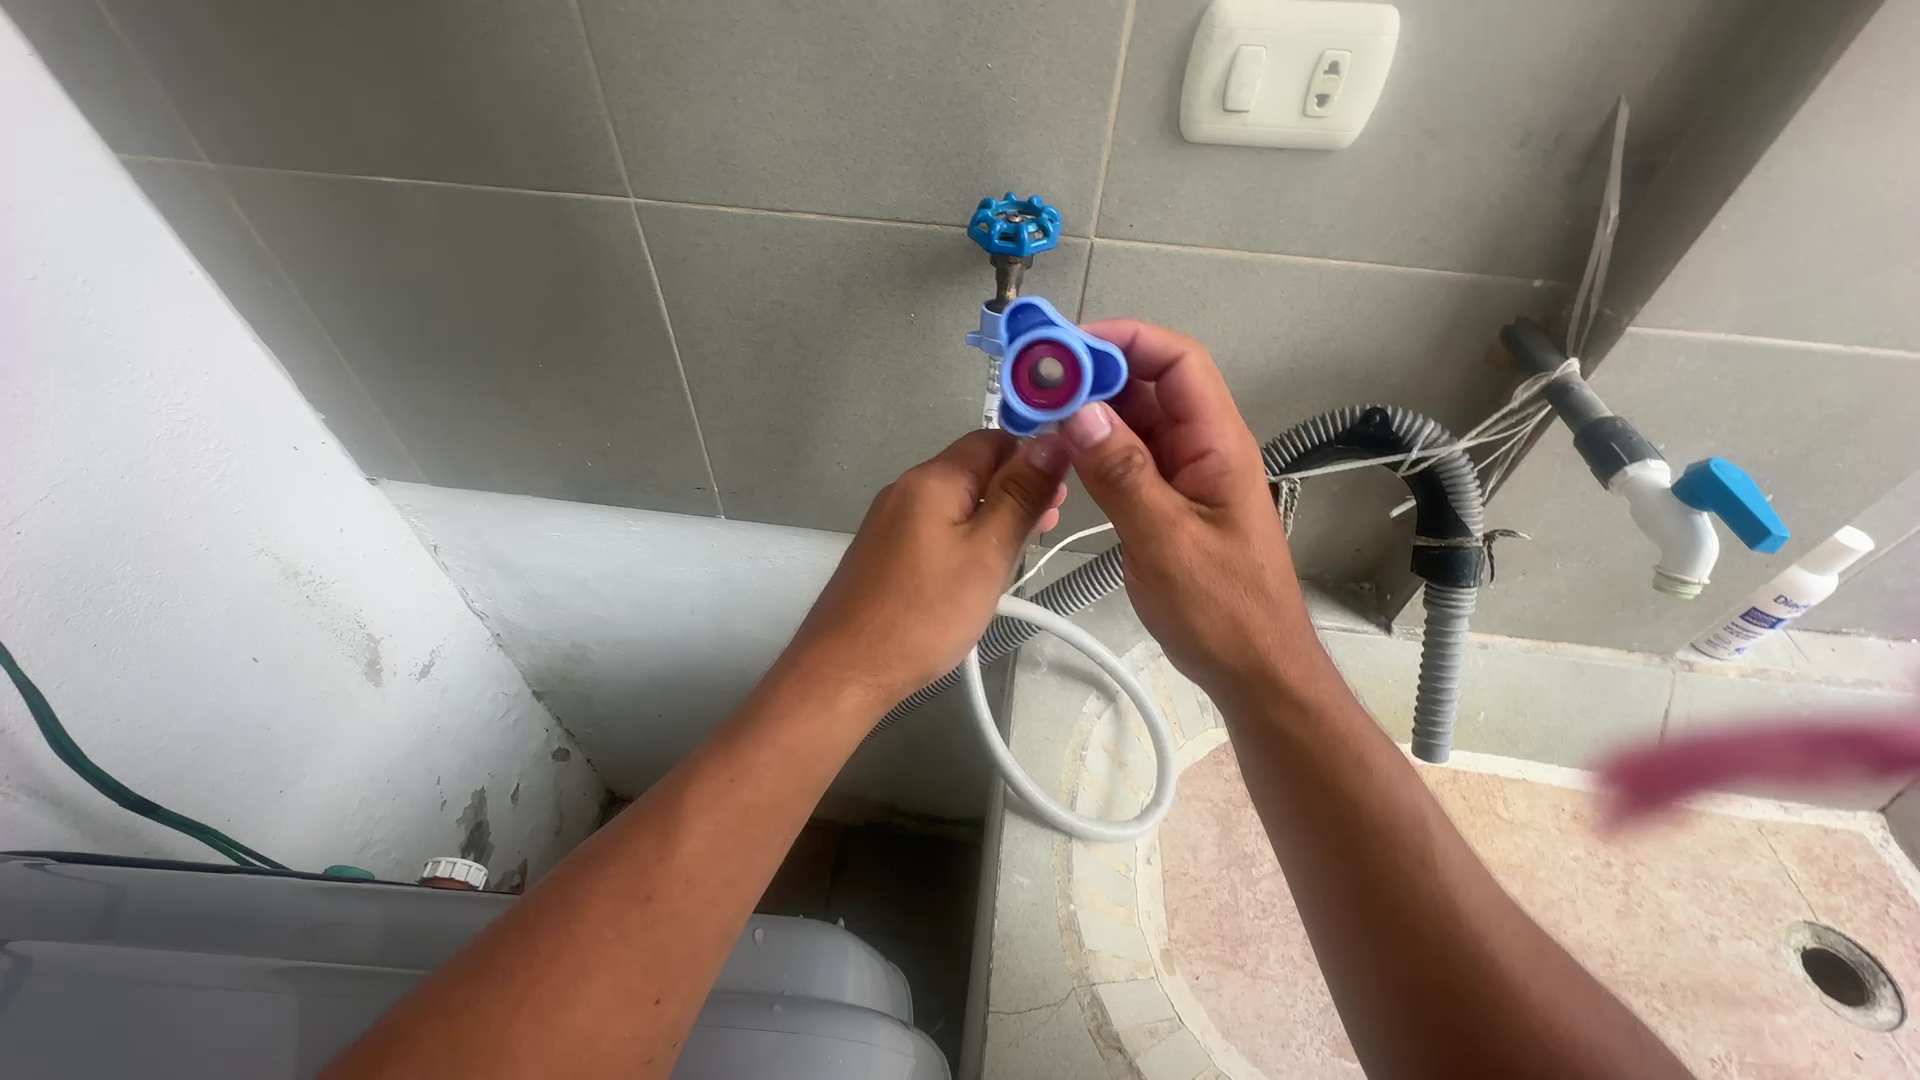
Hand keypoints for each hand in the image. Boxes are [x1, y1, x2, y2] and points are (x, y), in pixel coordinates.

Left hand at [786, 430, 1070, 707]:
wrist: (847, 669)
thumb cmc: (926, 613)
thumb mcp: (988, 553)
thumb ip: (1021, 495)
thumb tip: (1053, 440)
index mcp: (932, 479)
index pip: (993, 439)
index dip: (1033, 458)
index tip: (1059, 495)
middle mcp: (905, 488)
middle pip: (973, 469)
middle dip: (1015, 491)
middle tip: (1046, 530)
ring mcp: (889, 521)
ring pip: (955, 502)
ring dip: (992, 518)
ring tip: (1020, 553)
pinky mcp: (883, 551)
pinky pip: (934, 528)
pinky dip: (963, 539)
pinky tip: (977, 571)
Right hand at [1062, 320, 1314, 694]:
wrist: (1254, 671)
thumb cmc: (1223, 611)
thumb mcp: (1167, 541)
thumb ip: (1122, 474)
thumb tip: (1080, 411)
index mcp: (1217, 445)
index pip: (1177, 362)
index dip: (1125, 340)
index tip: (1066, 348)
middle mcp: (1201, 450)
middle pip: (1150, 387)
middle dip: (1094, 374)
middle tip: (1034, 381)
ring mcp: (1183, 477)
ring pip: (1134, 423)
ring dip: (1088, 411)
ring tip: (1036, 411)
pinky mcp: (1165, 504)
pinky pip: (1127, 460)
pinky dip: (1092, 449)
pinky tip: (1059, 454)